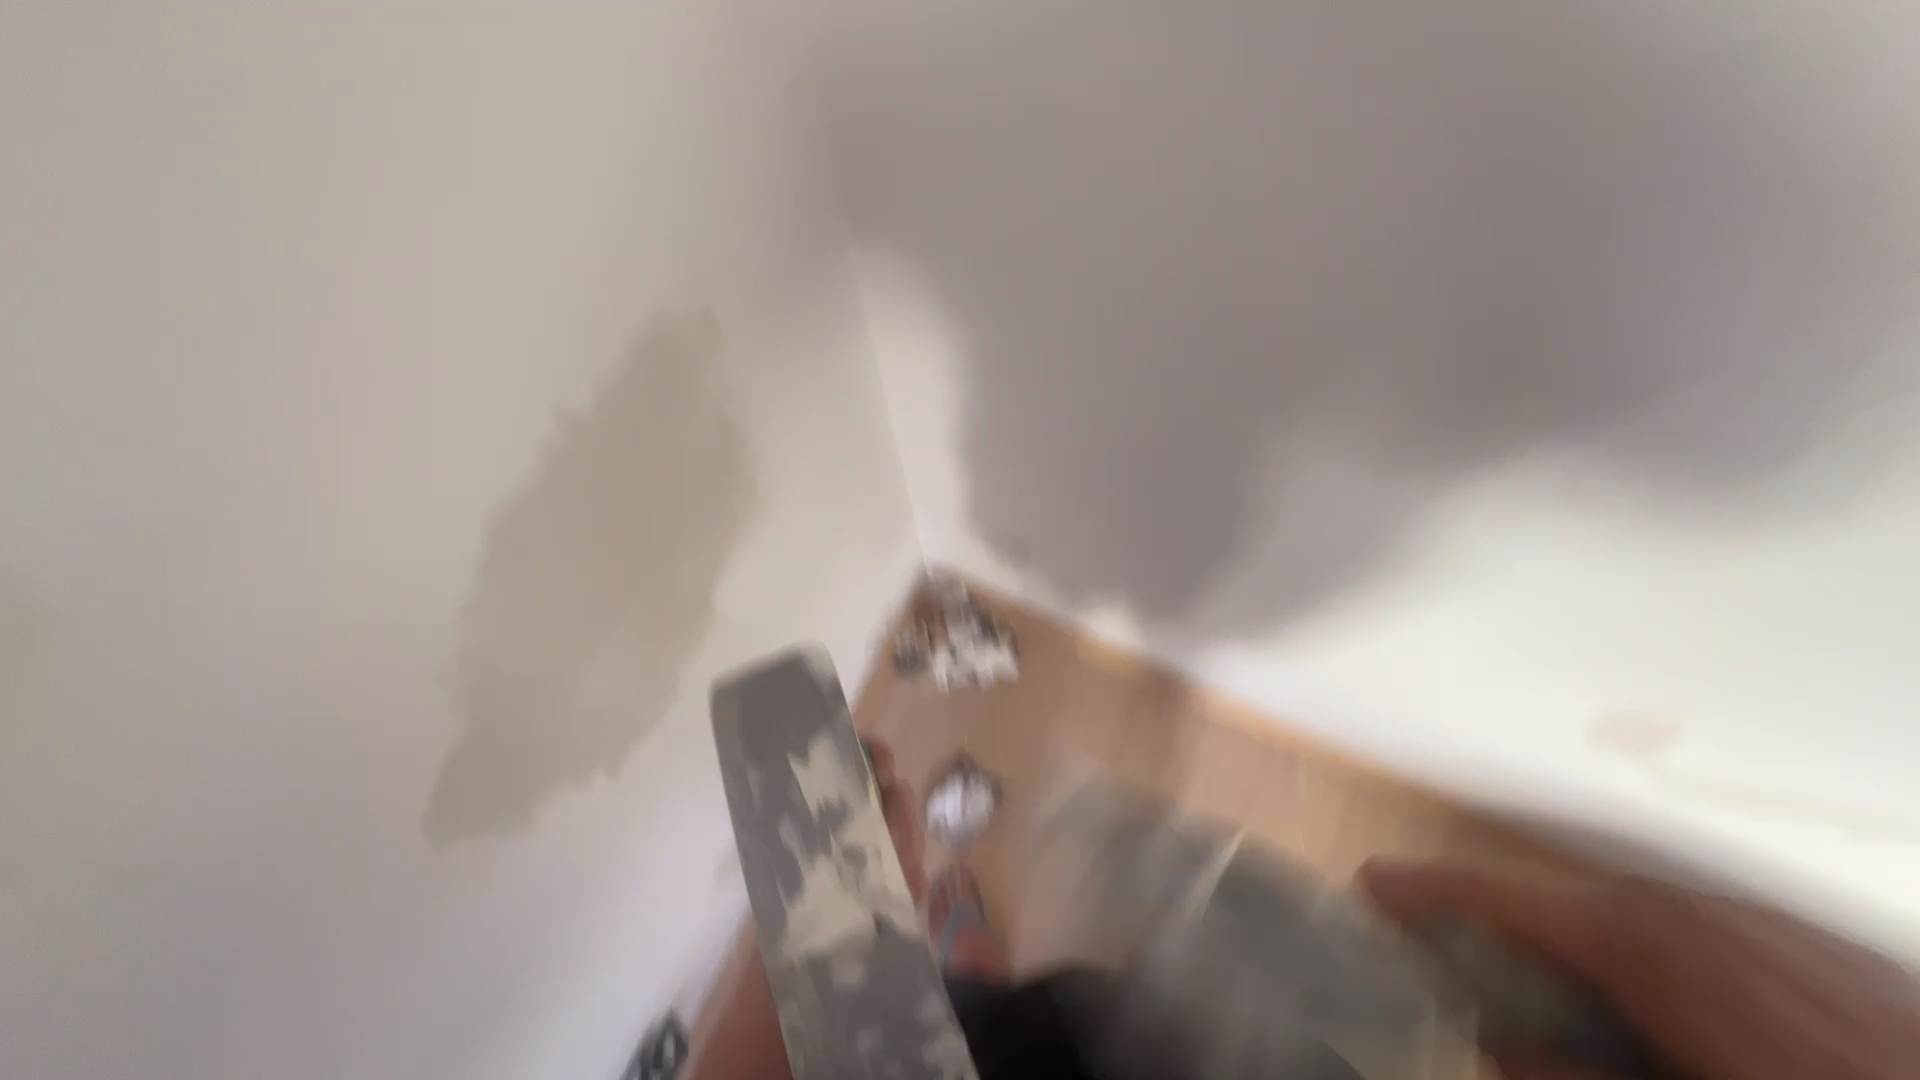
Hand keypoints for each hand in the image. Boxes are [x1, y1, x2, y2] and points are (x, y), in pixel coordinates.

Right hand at [1359, 859, 1919, 1079]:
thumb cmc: (1788, 1079)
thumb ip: (1567, 1078)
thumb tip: (1496, 1047)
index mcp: (1638, 939)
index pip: (1498, 893)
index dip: (1425, 887)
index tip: (1369, 881)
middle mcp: (1684, 907)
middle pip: (1561, 906)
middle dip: (1511, 934)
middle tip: (1474, 971)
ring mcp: (1753, 919)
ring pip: (1631, 918)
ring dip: (1588, 951)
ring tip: (1584, 1004)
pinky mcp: (1810, 941)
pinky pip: (1700, 935)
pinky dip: (1659, 961)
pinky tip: (1692, 1022)